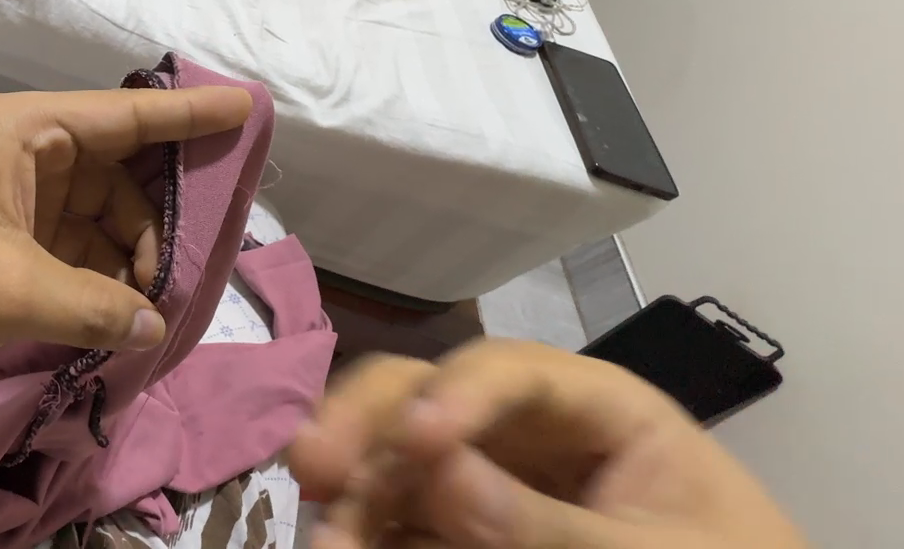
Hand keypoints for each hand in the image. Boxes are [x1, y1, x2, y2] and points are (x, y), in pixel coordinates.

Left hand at [0, 85, 253, 384]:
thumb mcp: (12, 287)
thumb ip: (96, 306)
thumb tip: (155, 326)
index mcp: (23, 129)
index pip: (123, 114)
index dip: (188, 114)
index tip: (247, 106)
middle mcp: (22, 151)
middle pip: (116, 172)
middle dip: (155, 220)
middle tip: (186, 272)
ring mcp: (10, 196)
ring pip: (96, 216)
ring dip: (124, 258)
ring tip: (147, 308)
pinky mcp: (0, 238)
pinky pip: (70, 247)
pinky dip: (95, 277)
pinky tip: (116, 313)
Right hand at [288, 340, 808, 548]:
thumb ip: (556, 528)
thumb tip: (434, 470)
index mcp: (591, 408)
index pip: (511, 372)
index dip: (456, 393)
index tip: (415, 439)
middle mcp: (513, 424)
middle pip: (418, 390)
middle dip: (361, 423)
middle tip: (312, 464)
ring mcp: (475, 469)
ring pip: (386, 447)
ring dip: (350, 488)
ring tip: (325, 539)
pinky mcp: (448, 518)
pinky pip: (391, 505)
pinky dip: (361, 522)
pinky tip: (336, 542)